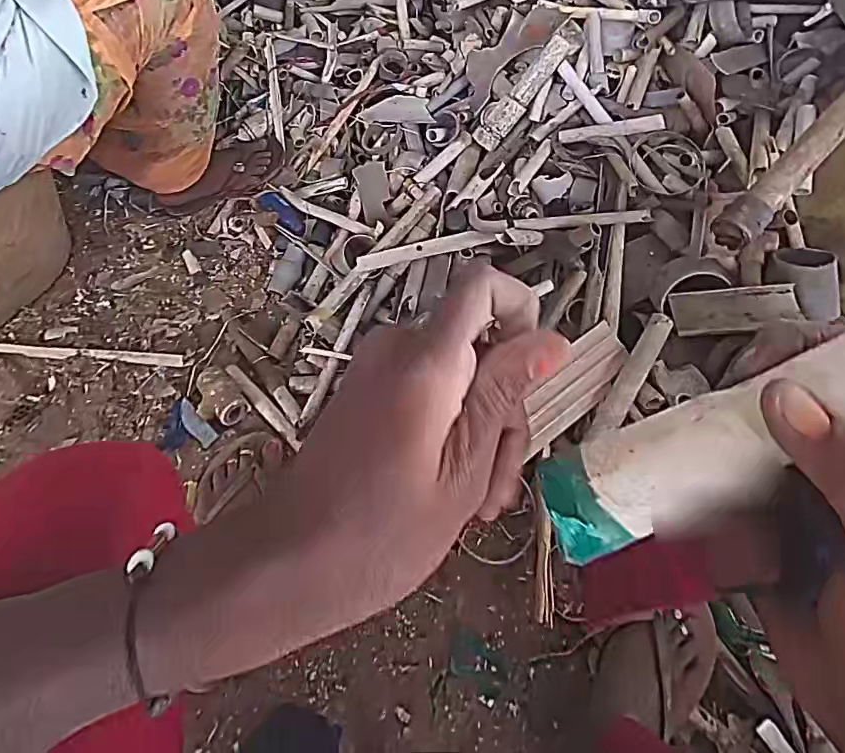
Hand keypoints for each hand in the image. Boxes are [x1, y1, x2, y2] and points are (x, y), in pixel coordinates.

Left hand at [138, 266, 568, 690]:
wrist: (292, 560)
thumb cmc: (382, 533)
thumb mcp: (463, 469)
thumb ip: (505, 392)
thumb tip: (552, 339)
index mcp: (424, 359)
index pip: (482, 283)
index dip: (521, 311)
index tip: (534, 373)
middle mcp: (397, 345)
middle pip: (478, 340)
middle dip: (504, 402)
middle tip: (499, 481)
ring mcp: (379, 365)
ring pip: (460, 370)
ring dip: (482, 427)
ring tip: (478, 500)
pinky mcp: (370, 387)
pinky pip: (430, 386)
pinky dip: (451, 425)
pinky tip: (453, 487)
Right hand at [747, 380, 844, 752]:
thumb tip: (790, 400)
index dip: (810, 356)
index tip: (760, 367)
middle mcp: (843, 468)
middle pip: (784, 401)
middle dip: (742, 406)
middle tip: (719, 426)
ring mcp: (797, 495)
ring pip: (741, 441)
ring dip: (716, 457)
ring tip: (721, 493)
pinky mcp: (756, 523)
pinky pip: (718, 490)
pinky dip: (702, 499)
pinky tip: (714, 527)